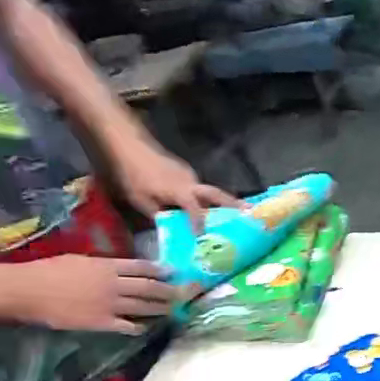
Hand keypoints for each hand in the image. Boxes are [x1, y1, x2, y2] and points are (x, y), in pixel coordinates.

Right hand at [6, 255, 179, 333]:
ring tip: (173, 309)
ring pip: (144, 307)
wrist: (29, 291)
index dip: (160, 270)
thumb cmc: (49, 271)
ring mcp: (110, 305)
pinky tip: (148, 326)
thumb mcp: (79, 260)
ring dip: (161, 308)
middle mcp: (114, 284)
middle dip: (169, 291)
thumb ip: (103, 264)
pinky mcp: (102, 323)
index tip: (173, 273)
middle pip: (150, 287)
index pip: (142, 267)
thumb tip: (120, 268)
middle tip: (184, 293)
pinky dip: (141, 326)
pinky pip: (128, 326)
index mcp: (107, 265)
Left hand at [113, 142, 236, 228]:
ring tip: (237, 215)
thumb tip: (171, 229)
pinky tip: (209, 208)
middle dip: (233, 205)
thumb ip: (158, 215)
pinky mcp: (185, 173)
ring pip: (209, 191)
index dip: (200, 222)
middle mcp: (190, 182)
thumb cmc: (133, 174)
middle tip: (250, 213)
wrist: (129, 144)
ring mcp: (189, 175)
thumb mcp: (140, 200)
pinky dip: (208, 199)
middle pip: (216, 194)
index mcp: (179, 190)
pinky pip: (201, 189)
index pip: (195, 208)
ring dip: (223, 202)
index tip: (202, 236)